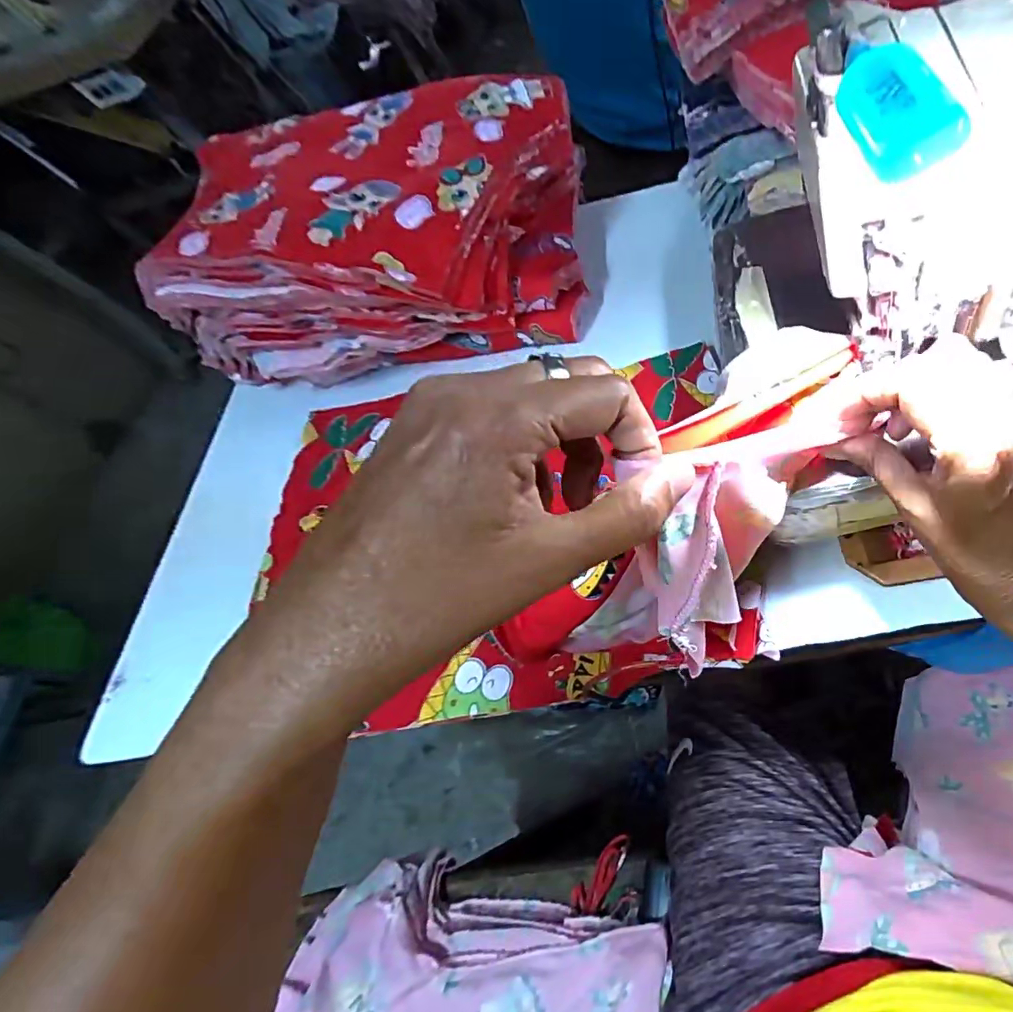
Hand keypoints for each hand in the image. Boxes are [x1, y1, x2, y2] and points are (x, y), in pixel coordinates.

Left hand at [226, 357, 692, 736]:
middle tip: (596, 500)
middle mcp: (465, 387)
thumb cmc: (446, 596)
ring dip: (566, 442)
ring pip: (532, 395)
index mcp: (502, 414)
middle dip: (604, 437)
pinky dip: (524, 444)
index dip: (640, 440)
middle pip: (571, 382)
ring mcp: (431, 402)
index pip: (609, 391)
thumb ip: (628, 514)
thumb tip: (680, 477)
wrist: (331, 630)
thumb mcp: (552, 560)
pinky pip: (491, 412)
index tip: (633, 495)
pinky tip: (508, 503)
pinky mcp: (412, 424)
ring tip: (555, 509)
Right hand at [827, 337, 1012, 635]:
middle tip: (859, 420)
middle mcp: (999, 417)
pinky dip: (937, 389)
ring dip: (912, 383)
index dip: (868, 393)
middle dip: (886, 386)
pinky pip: (972, 380)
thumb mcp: (914, 508)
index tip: (841, 417)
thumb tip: (841, 437)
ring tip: (889, 423)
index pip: (912, 386)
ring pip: (956, 361)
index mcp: (972, 446)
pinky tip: (918, 423)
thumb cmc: (968, 555)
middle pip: (932, 364)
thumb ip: (878, 460)